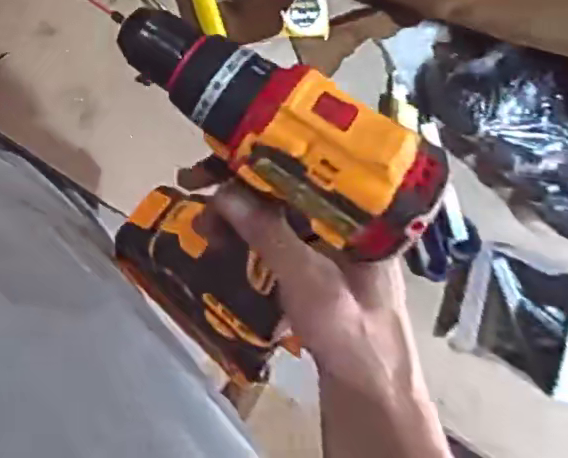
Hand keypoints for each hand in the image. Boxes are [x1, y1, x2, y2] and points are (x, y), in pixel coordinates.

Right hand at [211, 183, 449, 456]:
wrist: (375, 410)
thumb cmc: (355, 343)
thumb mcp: (311, 284)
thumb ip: (268, 234)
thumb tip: (223, 191)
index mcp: (359, 217)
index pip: (304, 166)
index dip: (258, 156)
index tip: (218, 156)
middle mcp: (343, 223)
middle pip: (281, 186)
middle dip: (235, 185)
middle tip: (192, 183)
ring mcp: (326, 246)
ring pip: (271, 210)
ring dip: (233, 212)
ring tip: (203, 226)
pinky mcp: (310, 267)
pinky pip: (269, 236)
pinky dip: (242, 235)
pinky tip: (219, 242)